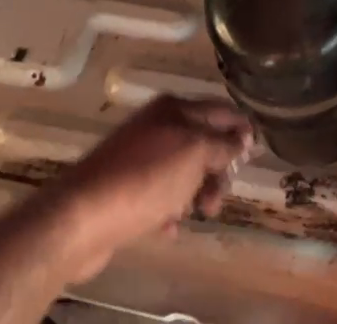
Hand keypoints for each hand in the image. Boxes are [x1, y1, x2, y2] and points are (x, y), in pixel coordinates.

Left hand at [42, 95, 253, 281]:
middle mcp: (156, 126)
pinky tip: (168, 227)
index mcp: (174, 108)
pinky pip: (160, 195)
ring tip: (192, 215)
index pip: (221, 110)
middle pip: (203, 143)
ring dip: (196, 193)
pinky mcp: (124, 188)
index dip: (242, 128)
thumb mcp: (195, 154)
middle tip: (218, 198)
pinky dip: (170, 210)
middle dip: (218, 170)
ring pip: (183, 172)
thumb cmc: (145, 179)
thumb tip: (242, 137)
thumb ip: (223, 144)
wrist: (80, 218)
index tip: (256, 153)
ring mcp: (138, 157)